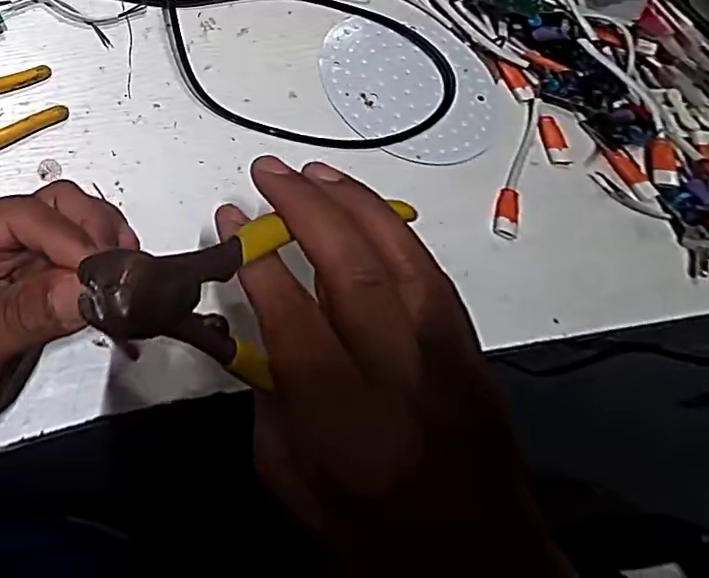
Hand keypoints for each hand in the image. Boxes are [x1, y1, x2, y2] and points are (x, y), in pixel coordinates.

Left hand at [0, 181, 137, 443]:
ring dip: (104, 253)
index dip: (70, 238)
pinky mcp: (40, 294)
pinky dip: (101, 283)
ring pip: (76, 237)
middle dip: (94, 232)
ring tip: (120, 281)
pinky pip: (80, 275)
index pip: (31, 215)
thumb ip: (25, 312)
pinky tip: (113, 299)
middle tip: (118, 266)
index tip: (97, 269)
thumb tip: (79, 287)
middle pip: (61, 209)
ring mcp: (21, 266)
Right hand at [218, 156, 566, 574]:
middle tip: (268, 172)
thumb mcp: (285, 470)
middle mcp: (401, 379)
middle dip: (304, 208)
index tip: (230, 219)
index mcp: (342, 421)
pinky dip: (391, 227)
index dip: (255, 256)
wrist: (478, 567)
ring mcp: (448, 360)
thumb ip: (263, 386)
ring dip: (351, 202)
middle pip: (352, 271)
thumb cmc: (363, 526)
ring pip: (400, 259)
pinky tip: (362, 204)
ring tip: (312, 171)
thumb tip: (253, 310)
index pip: (293, 313)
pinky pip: (429, 271)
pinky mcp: (472, 349)